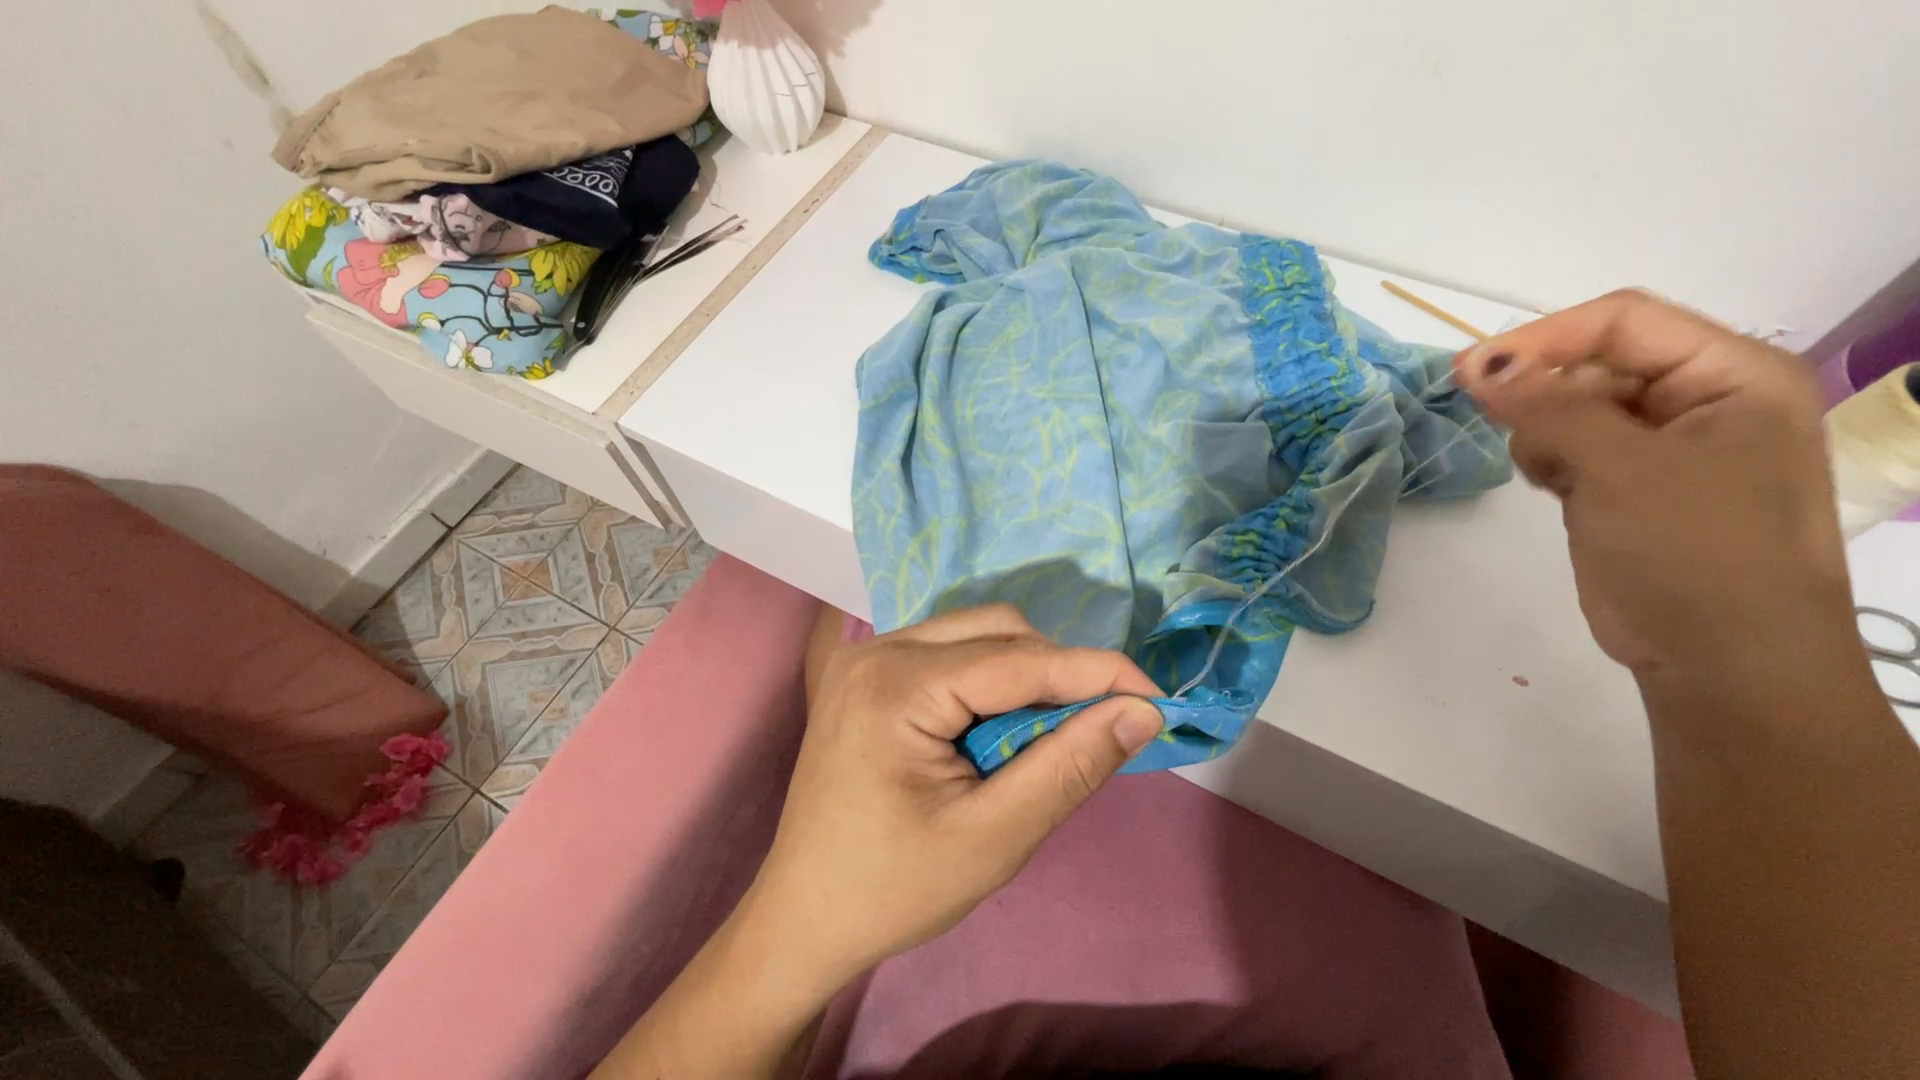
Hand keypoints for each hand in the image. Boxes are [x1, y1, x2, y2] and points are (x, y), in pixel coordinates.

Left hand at [748, 604, 1164, 979]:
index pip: (1019, 659)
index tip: (1158, 698)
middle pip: (997, 631)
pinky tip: (1000, 730)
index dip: (1097, 672)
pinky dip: (991, 682)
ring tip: (1046, 738)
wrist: (804, 918)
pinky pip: (949, 654)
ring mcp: (865, 658)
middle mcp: (876, 650)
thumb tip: (1141, 711)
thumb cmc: (894, 889)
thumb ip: (1069, 767)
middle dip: (1059, 673)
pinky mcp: (867, 675)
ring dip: (1026, 675)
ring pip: (976, 635)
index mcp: (896, 686)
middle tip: (1096, 731)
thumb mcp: (994, 837)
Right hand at [1453, 290, 1855, 681]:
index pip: (1623, 322)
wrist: (1722, 660)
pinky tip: (1550, 484)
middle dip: (1540, 389)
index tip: (1470, 371)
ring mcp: (1666, 445)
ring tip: (1547, 471)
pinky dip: (1548, 456)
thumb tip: (1478, 364)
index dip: (1544, 338)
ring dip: (1542, 428)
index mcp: (1734, 375)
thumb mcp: (1621, 468)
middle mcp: (1704, 399)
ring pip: (1573, 405)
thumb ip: (1548, 407)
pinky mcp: (1629, 485)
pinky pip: (1572, 445)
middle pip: (1595, 361)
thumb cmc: (1694, 551)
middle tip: (1491, 420)